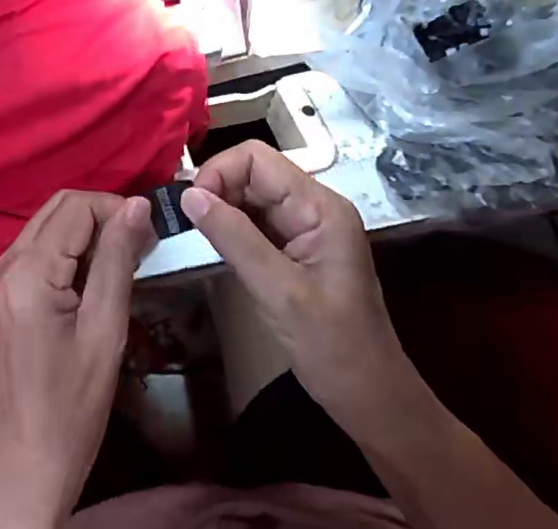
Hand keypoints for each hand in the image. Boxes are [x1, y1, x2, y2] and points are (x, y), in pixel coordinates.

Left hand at [0, 190, 154, 528]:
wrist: (25, 461)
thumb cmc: (72, 405)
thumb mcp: (105, 329)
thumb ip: (118, 259)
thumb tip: (137, 204)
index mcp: (27, 272)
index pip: (77, 206)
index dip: (116, 210)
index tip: (147, 237)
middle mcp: (4, 263)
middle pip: (60, 207)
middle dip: (103, 215)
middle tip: (138, 246)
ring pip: (51, 223)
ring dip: (89, 232)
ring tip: (122, 263)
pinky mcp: (1, 290)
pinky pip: (41, 247)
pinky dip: (72, 249)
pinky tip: (94, 278)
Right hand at [181, 141, 408, 426]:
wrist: (370, 397)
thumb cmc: (334, 348)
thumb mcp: (279, 293)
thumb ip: (234, 239)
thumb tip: (189, 196)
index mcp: (320, 207)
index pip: (258, 159)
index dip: (220, 172)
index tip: (192, 205)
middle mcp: (313, 206)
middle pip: (254, 173)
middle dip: (217, 189)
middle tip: (186, 222)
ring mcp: (305, 226)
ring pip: (251, 196)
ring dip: (221, 208)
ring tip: (194, 232)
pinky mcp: (295, 246)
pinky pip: (256, 221)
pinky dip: (232, 227)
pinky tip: (215, 245)